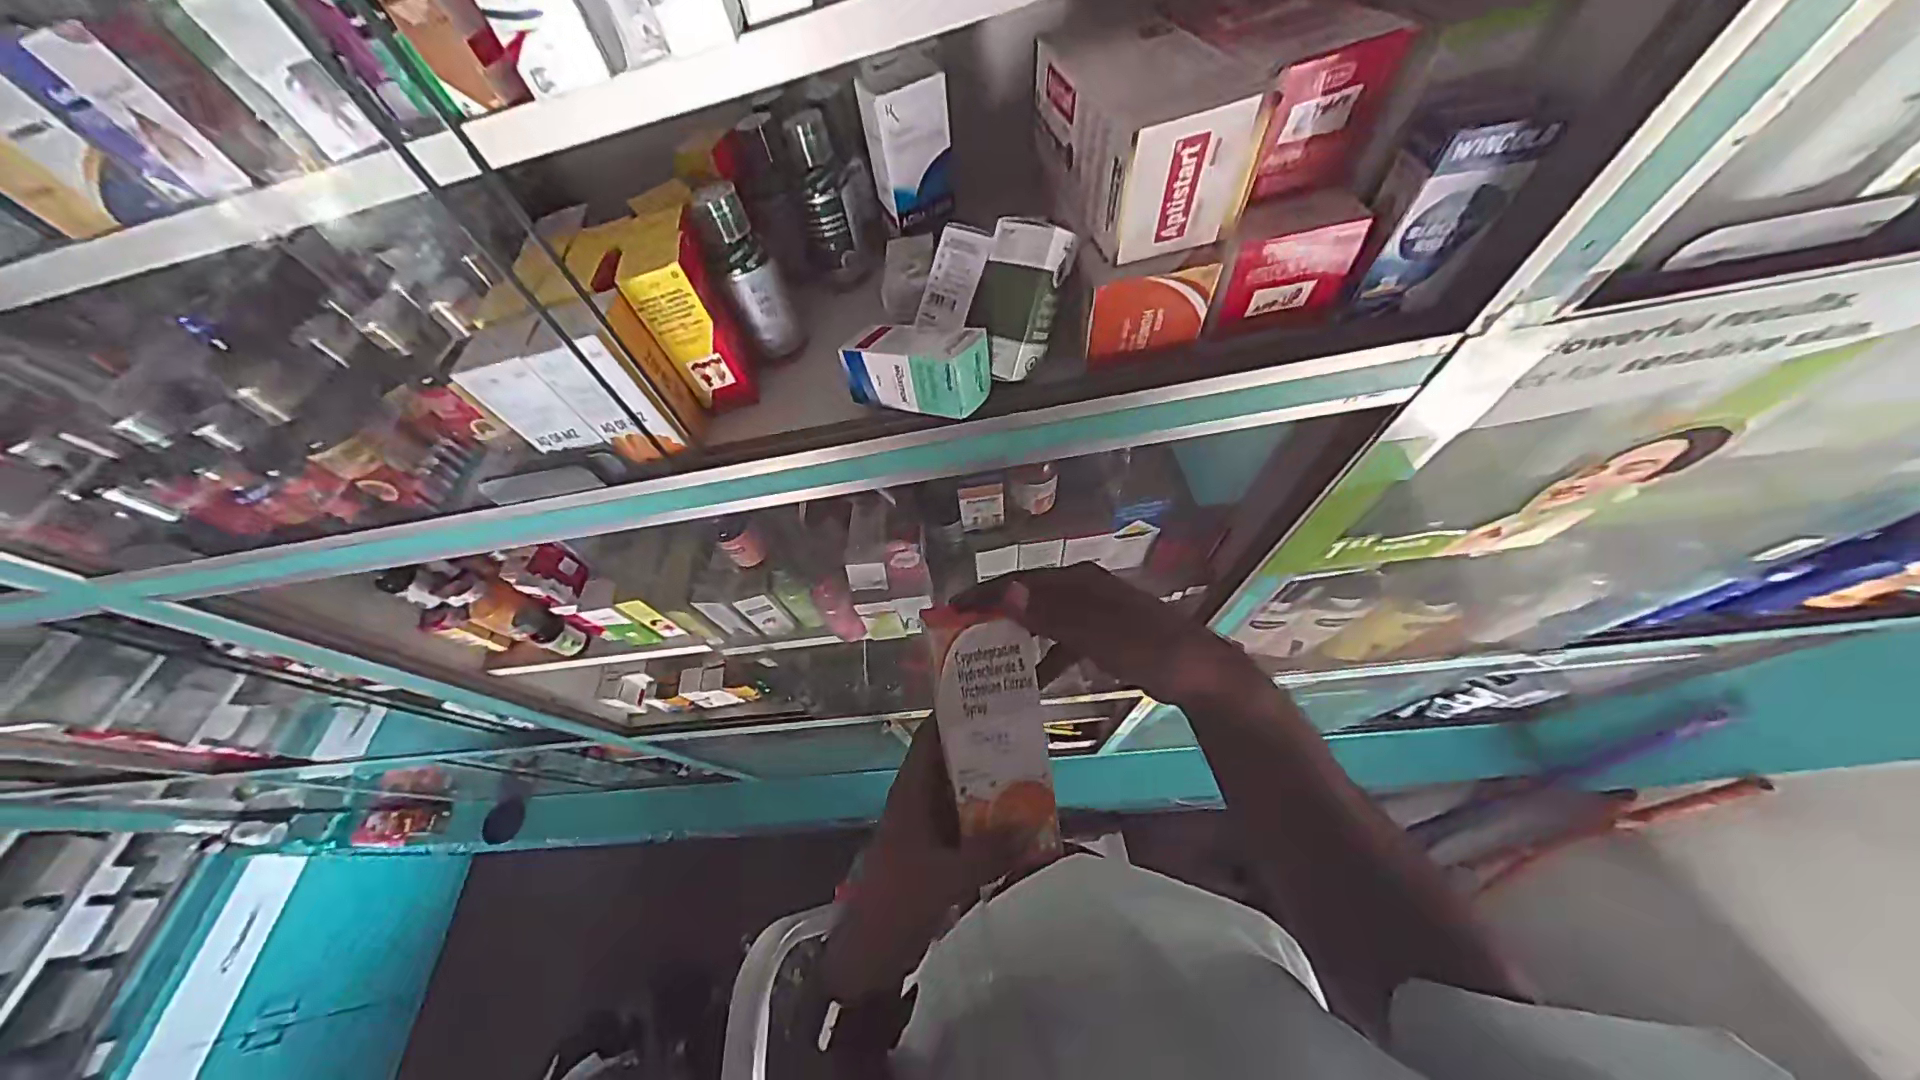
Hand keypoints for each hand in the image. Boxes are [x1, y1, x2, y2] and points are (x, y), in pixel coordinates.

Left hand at [823, 719, 1025, 1001]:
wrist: (868, 959)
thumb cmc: (897, 904)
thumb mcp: (945, 877)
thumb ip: (990, 851)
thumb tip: (1032, 821)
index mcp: (910, 794)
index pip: (930, 739)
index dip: (953, 715)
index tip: (988, 696)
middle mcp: (919, 803)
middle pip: (953, 764)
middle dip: (985, 750)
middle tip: (1026, 734)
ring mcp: (927, 830)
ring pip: (963, 796)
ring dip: (992, 788)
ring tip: (1033, 773)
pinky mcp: (936, 856)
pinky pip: (968, 828)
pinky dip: (991, 823)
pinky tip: (1022, 824)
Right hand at [952, 564, 1263, 709]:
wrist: (1203, 674)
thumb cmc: (1151, 650)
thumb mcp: (1099, 635)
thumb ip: (1053, 615)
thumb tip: (1005, 591)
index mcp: (1081, 582)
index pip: (1023, 581)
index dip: (987, 593)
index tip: (953, 608)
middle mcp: (1085, 589)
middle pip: (1030, 595)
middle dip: (996, 611)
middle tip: (962, 631)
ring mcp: (1096, 611)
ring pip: (1045, 618)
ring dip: (1018, 633)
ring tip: (988, 655)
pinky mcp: (1105, 634)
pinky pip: (1063, 640)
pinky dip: (1045, 656)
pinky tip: (1034, 679)